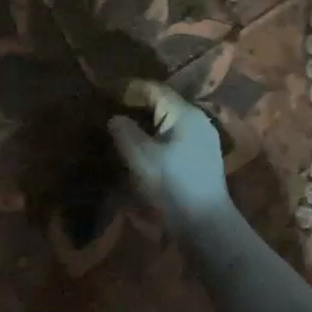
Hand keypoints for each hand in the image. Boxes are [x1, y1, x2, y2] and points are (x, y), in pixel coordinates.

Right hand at [107, 79, 230, 227]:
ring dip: (147, 124)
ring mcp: (203, 140)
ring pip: (170, 122)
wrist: (204, 222)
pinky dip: (157, 137)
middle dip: (137, 106)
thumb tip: (116, 118)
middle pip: (164, 104)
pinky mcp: (202, 158)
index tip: (107, 93)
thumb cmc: (171, 184)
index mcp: (184, 113)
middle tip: (113, 112)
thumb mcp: (140, 156)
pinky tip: (144, 150)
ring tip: (125, 131)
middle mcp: (198, 120)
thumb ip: (124, 131)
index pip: (154, 89)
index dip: (129, 89)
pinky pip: (175, 138)